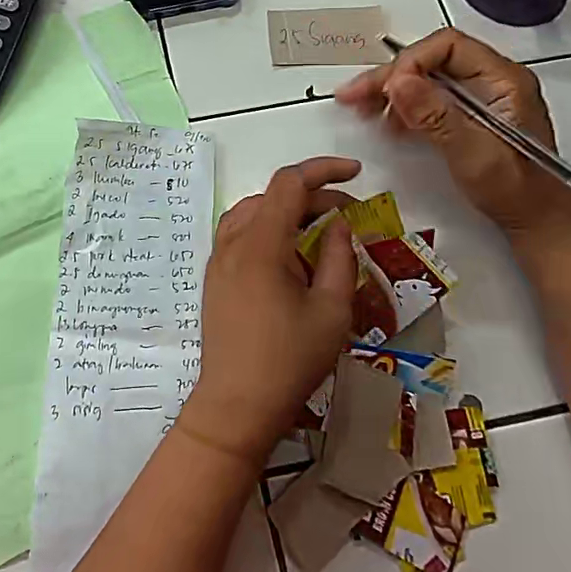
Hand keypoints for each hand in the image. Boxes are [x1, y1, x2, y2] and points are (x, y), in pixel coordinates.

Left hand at [179, 157, 359, 463]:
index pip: (288, 185)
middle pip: (268, 198)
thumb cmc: (290, 359)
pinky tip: (290, 258)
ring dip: (285, 213)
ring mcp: (217, 262)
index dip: (323, 170)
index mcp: (259, 245)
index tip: (356, 173)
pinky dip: (266, 232)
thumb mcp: (331, 310)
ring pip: (250, 215)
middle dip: (310, 198)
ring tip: (320, 234)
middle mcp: (231, 244)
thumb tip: (338, 225)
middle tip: (348, 219)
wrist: (237, 401)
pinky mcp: (214, 279)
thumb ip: (336, 258)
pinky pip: (239, 238)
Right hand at [335, 27, 570, 239]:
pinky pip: (425, 96)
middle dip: (389, 76)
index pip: (447, 47)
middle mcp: (490, 81)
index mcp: (503, 80)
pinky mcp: (464, 113)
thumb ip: (436, 116)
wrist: (536, 219)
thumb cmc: (514, 190)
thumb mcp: (473, 154)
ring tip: (361, 108)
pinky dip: (399, 104)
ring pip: (424, 77)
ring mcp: (477, 96)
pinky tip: (384, 120)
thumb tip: (397, 82)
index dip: (411, 63)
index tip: (387, 91)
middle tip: (353, 97)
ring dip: (389, 89)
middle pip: (430, 60)